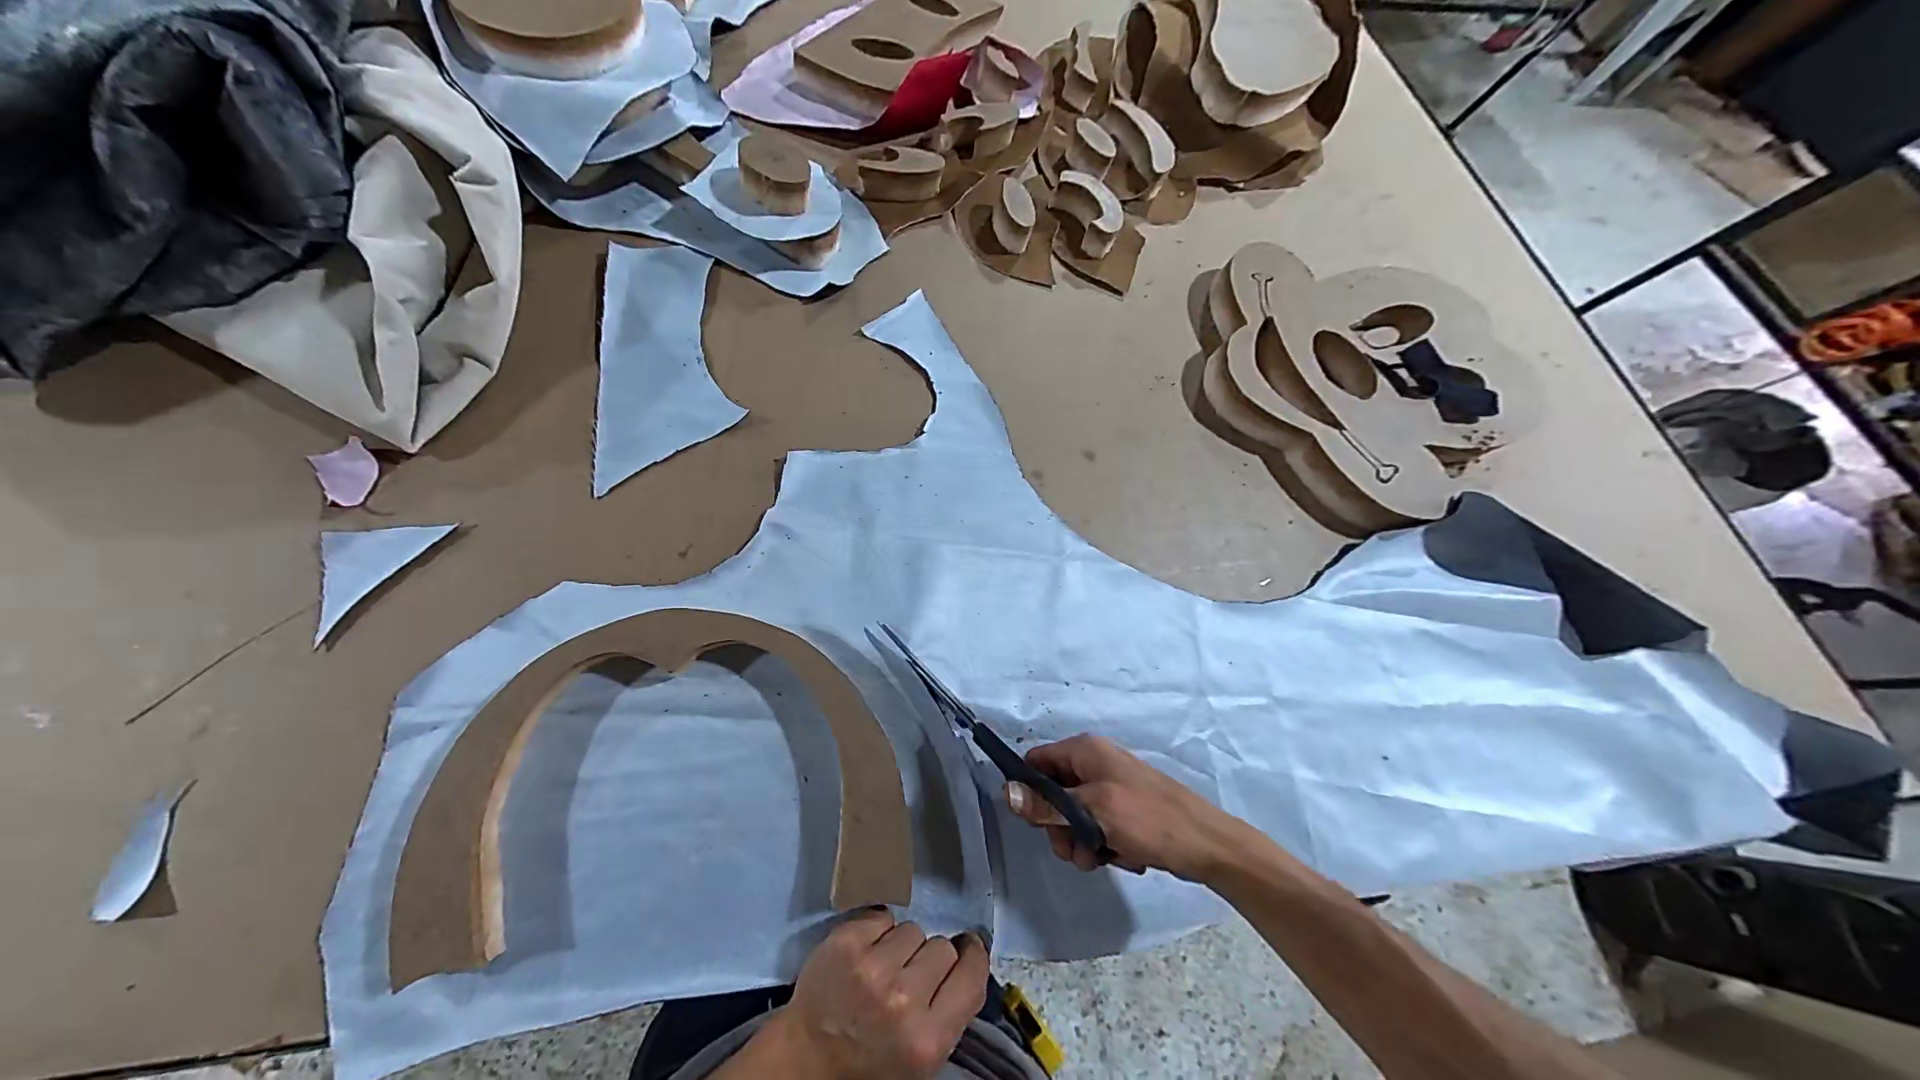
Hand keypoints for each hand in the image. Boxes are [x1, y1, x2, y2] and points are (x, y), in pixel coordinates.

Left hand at [767, 908, 988, 1079]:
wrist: (806, 1059)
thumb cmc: (870, 1062)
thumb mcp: (923, 1058)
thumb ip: (950, 1011)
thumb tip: (969, 955)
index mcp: (928, 1039)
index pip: (971, 975)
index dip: (972, 956)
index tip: (966, 948)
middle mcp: (903, 1001)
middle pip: (942, 947)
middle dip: (929, 959)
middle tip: (910, 978)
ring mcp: (871, 969)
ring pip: (913, 929)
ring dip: (902, 945)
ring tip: (883, 968)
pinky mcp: (845, 943)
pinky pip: (882, 916)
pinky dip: (876, 930)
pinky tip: (865, 953)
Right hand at [1007, 734, 1239, 881]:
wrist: (1206, 845)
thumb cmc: (1147, 819)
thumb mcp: (1092, 811)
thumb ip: (1047, 805)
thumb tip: (1006, 793)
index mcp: (1085, 750)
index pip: (1036, 762)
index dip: (1029, 790)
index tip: (1035, 821)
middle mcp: (1096, 762)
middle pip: (1053, 793)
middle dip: (1060, 826)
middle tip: (1074, 850)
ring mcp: (1112, 786)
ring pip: (1074, 815)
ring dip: (1082, 841)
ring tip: (1101, 858)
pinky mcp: (1125, 810)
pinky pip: (1097, 826)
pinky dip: (1103, 843)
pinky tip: (1121, 856)